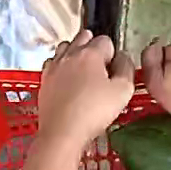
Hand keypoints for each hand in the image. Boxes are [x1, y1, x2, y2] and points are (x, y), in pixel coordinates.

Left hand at [37, 31, 133, 151]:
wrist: (62, 132)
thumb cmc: (94, 112)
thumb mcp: (123, 91)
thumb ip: (126, 69)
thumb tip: (122, 58)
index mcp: (91, 53)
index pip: (106, 41)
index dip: (112, 55)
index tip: (113, 72)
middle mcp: (70, 54)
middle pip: (83, 37)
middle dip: (93, 47)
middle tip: (99, 70)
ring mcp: (54, 66)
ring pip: (65, 47)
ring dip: (75, 53)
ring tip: (82, 73)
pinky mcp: (44, 80)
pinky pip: (53, 63)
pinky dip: (60, 66)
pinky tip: (66, 81)